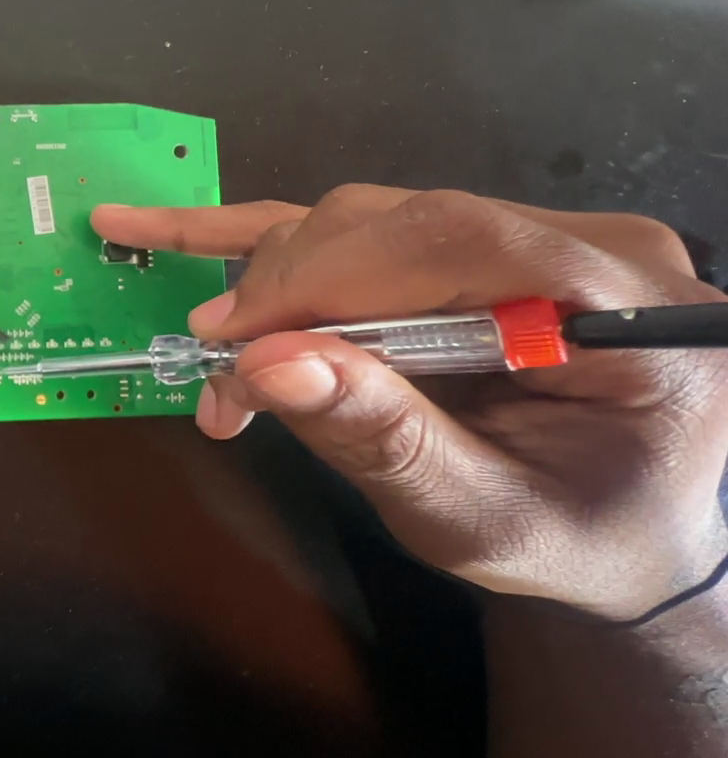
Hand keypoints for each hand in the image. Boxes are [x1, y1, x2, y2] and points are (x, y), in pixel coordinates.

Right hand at [95, 187, 727, 620]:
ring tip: (224, 365)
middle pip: (382, 224)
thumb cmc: (569, 535)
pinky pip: (325, 225)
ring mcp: (502, 234)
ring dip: (261, 288)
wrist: (612, 525)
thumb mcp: (482, 516)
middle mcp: (568, 244)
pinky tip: (141, 226)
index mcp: (616, 306)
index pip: (446, 241)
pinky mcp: (435, 247)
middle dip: (279, 294)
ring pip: (341, 222)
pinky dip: (233, 235)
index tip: (233, 341)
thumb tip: (267, 364)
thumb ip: (385, 438)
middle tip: (221, 372)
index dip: (322, 279)